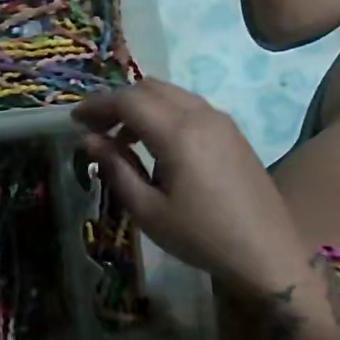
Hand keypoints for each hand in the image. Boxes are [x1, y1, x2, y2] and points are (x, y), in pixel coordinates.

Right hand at [74, 81, 305, 298]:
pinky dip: (163, 112)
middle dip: (117, 102)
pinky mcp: (232, 132)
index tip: (74, 120)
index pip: (127, 100)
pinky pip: (189, 106)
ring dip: (140, 106)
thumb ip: (116, 168)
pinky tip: (155, 144)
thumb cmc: (199, 236)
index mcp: (178, 133)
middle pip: (148, 88)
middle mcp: (200, 115)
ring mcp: (221, 120)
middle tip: (95, 128)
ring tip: (121, 139)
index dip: (96, 106)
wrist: (265, 251)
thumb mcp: (147, 210)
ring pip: (171, 94)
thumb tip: (90, 140)